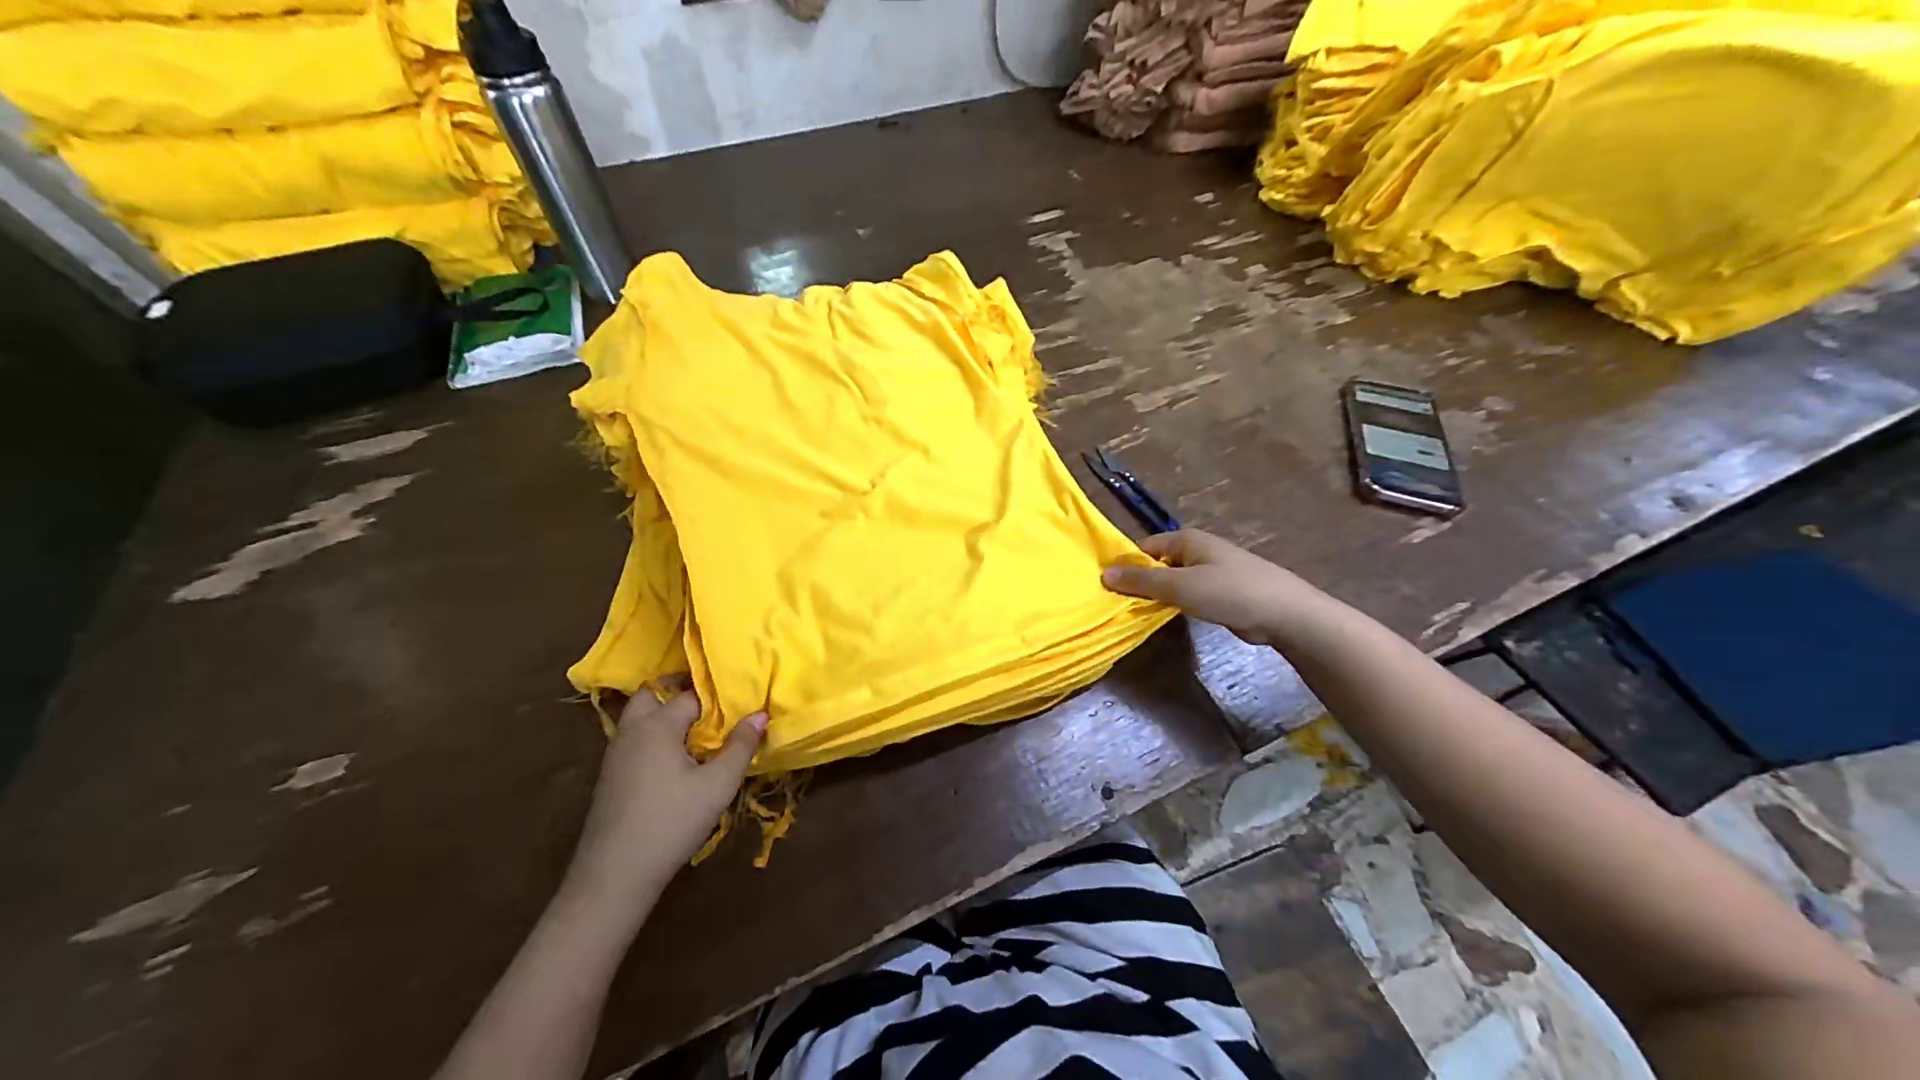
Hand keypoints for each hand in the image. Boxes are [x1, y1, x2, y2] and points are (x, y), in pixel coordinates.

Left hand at [567, 692, 764, 904]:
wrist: (614, 875)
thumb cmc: (672, 822)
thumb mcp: (718, 785)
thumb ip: (740, 746)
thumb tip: (760, 714)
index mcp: (657, 725)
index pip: (691, 695)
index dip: (716, 697)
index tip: (739, 703)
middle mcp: (632, 731)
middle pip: (652, 695)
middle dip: (678, 692)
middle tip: (709, 705)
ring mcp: (616, 755)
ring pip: (639, 718)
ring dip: (665, 715)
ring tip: (698, 732)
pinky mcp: (611, 777)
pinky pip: (635, 740)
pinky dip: (654, 737)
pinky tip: (675, 762)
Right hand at [1102, 529, 1333, 647]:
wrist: (1286, 614)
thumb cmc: (1230, 592)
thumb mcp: (1180, 586)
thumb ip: (1142, 581)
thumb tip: (1104, 574)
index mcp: (1186, 539)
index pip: (1144, 548)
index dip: (1125, 565)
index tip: (1106, 587)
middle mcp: (1197, 550)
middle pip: (1157, 564)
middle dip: (1139, 582)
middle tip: (1116, 604)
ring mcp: (1211, 571)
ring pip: (1172, 581)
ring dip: (1157, 596)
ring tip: (1134, 613)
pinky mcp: (1221, 593)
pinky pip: (1188, 595)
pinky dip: (1175, 605)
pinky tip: (1165, 619)